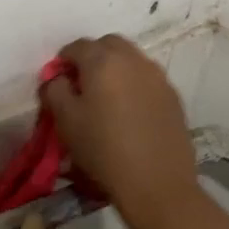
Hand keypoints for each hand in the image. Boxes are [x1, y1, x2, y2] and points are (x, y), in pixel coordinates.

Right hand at [45, 34, 198, 217]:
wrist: (157, 184)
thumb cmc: (103, 149)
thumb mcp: (65, 120)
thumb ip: (54, 90)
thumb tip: (57, 79)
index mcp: (103, 61)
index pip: (76, 46)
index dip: (62, 61)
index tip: (58, 82)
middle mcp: (133, 60)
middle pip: (108, 45)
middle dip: (92, 57)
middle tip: (82, 85)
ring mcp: (158, 77)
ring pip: (131, 59)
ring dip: (115, 69)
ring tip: (106, 99)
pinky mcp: (173, 97)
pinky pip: (148, 79)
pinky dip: (134, 85)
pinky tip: (129, 112)